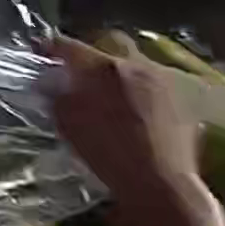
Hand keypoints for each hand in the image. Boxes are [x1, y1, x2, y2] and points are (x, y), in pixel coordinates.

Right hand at [47, 36, 204, 212]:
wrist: (160, 183)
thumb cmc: (102, 147)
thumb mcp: (63, 116)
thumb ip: (55, 90)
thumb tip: (50, 79)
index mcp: (101, 66)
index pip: (66, 44)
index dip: (47, 46)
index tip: (37, 52)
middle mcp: (137, 67)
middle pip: (112, 43)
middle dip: (93, 51)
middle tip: (78, 68)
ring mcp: (167, 84)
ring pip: (138, 64)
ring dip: (119, 71)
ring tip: (107, 89)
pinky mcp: (187, 104)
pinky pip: (157, 86)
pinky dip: (141, 91)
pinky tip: (133, 109)